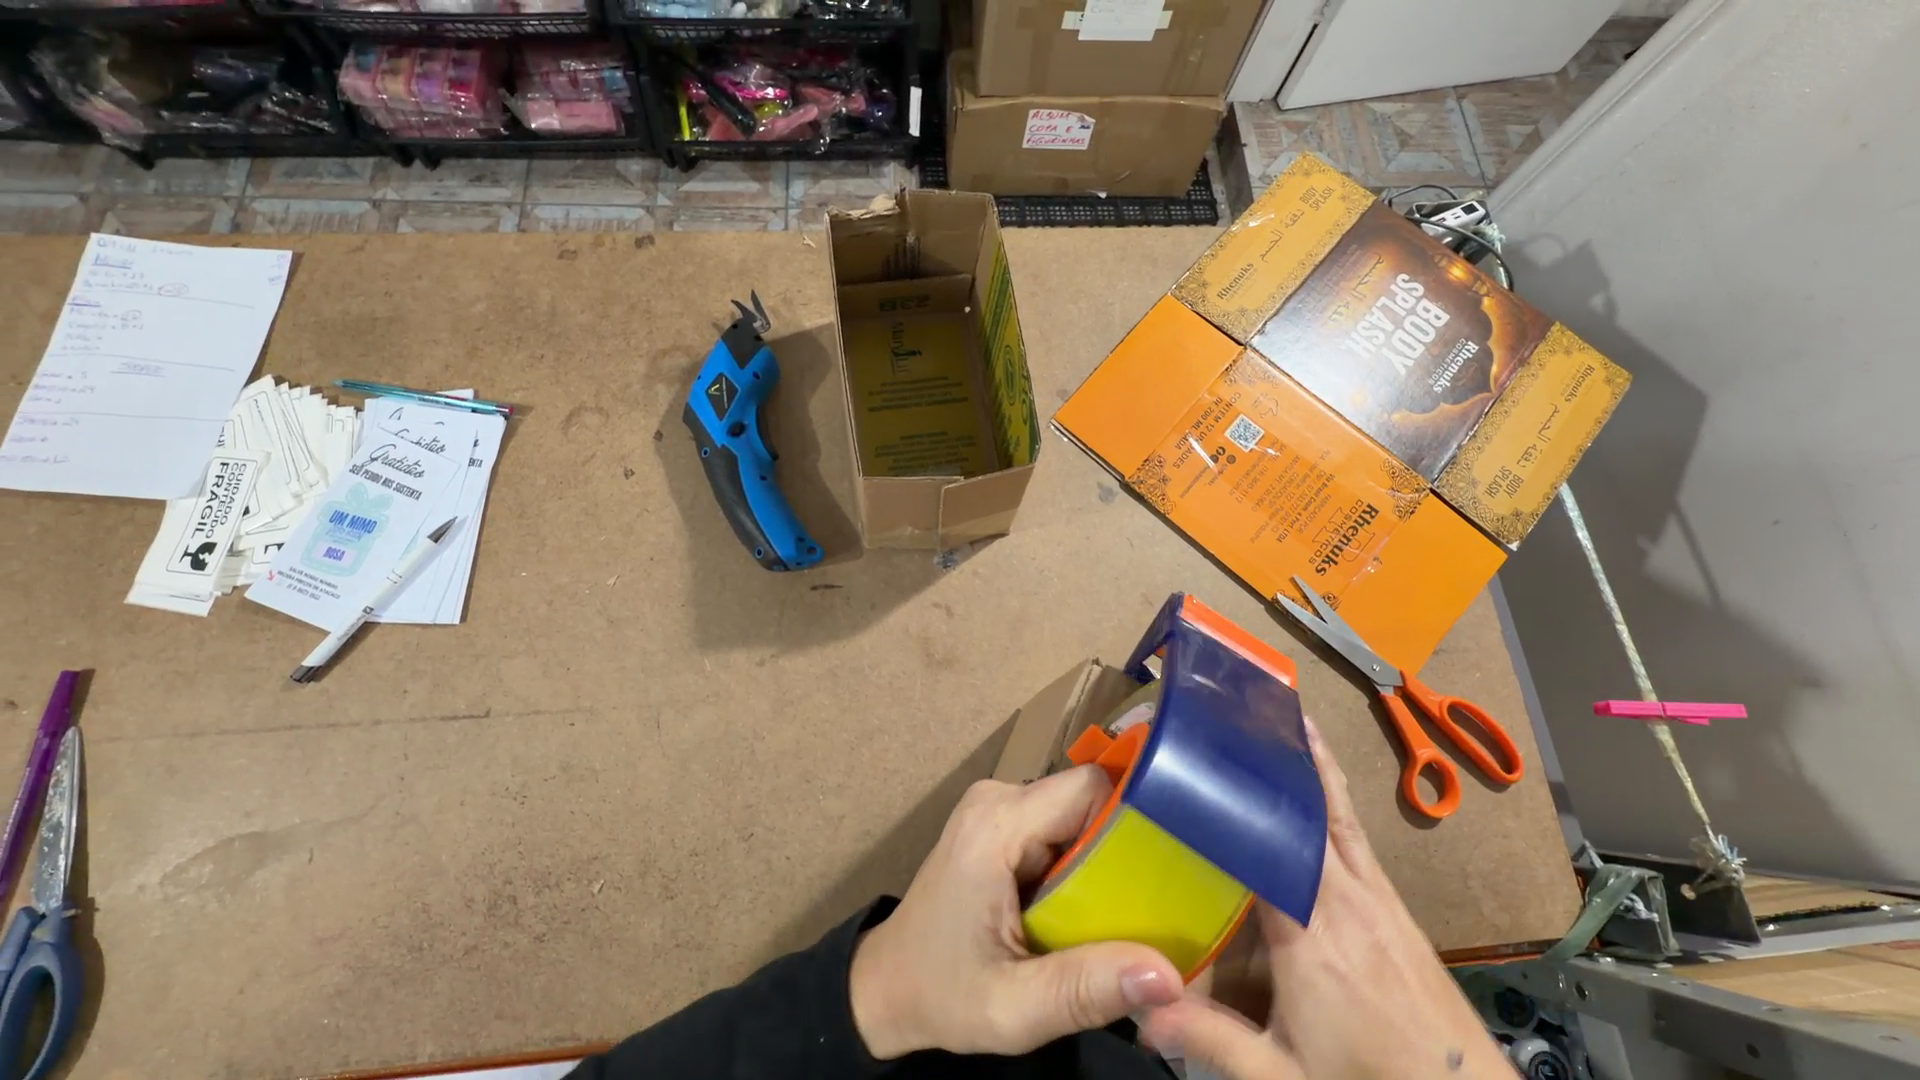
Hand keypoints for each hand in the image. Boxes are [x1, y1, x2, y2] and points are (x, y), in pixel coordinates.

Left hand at [848, 766, 1183, 1058]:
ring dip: (1104, 860)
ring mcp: (996, 808)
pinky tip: (1091, 910)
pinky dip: (1082, 865)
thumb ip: (1087, 989)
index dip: (1136, 818)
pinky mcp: (999, 825)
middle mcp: (997, 799)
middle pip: (1088, 799)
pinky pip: (1061, 828)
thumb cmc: (940, 995)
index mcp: (996, 824)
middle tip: (1160, 905)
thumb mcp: (1014, 1009)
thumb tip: (1169, 976)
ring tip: (1128, 914)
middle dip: (1125, 848)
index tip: (1175, 867)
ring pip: (1078, 815)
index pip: (1090, 788)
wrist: (885, 988)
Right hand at [1139, 719, 1509, 1079]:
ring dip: (1313, 765)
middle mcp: (1344, 899)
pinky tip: (1321, 787)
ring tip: (1287, 720)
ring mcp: (1377, 899)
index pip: (1266, 843)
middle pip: (1309, 811)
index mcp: (1308, 930)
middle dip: (1277, 759)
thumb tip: (1138, 1005)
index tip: (1208, 751)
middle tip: (1242, 712)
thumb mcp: (1283, 1077)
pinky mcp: (1395, 909)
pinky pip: (1357, 836)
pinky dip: (1336, 797)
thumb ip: (1212, 1039)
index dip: (1237, 796)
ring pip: (1339, 814)